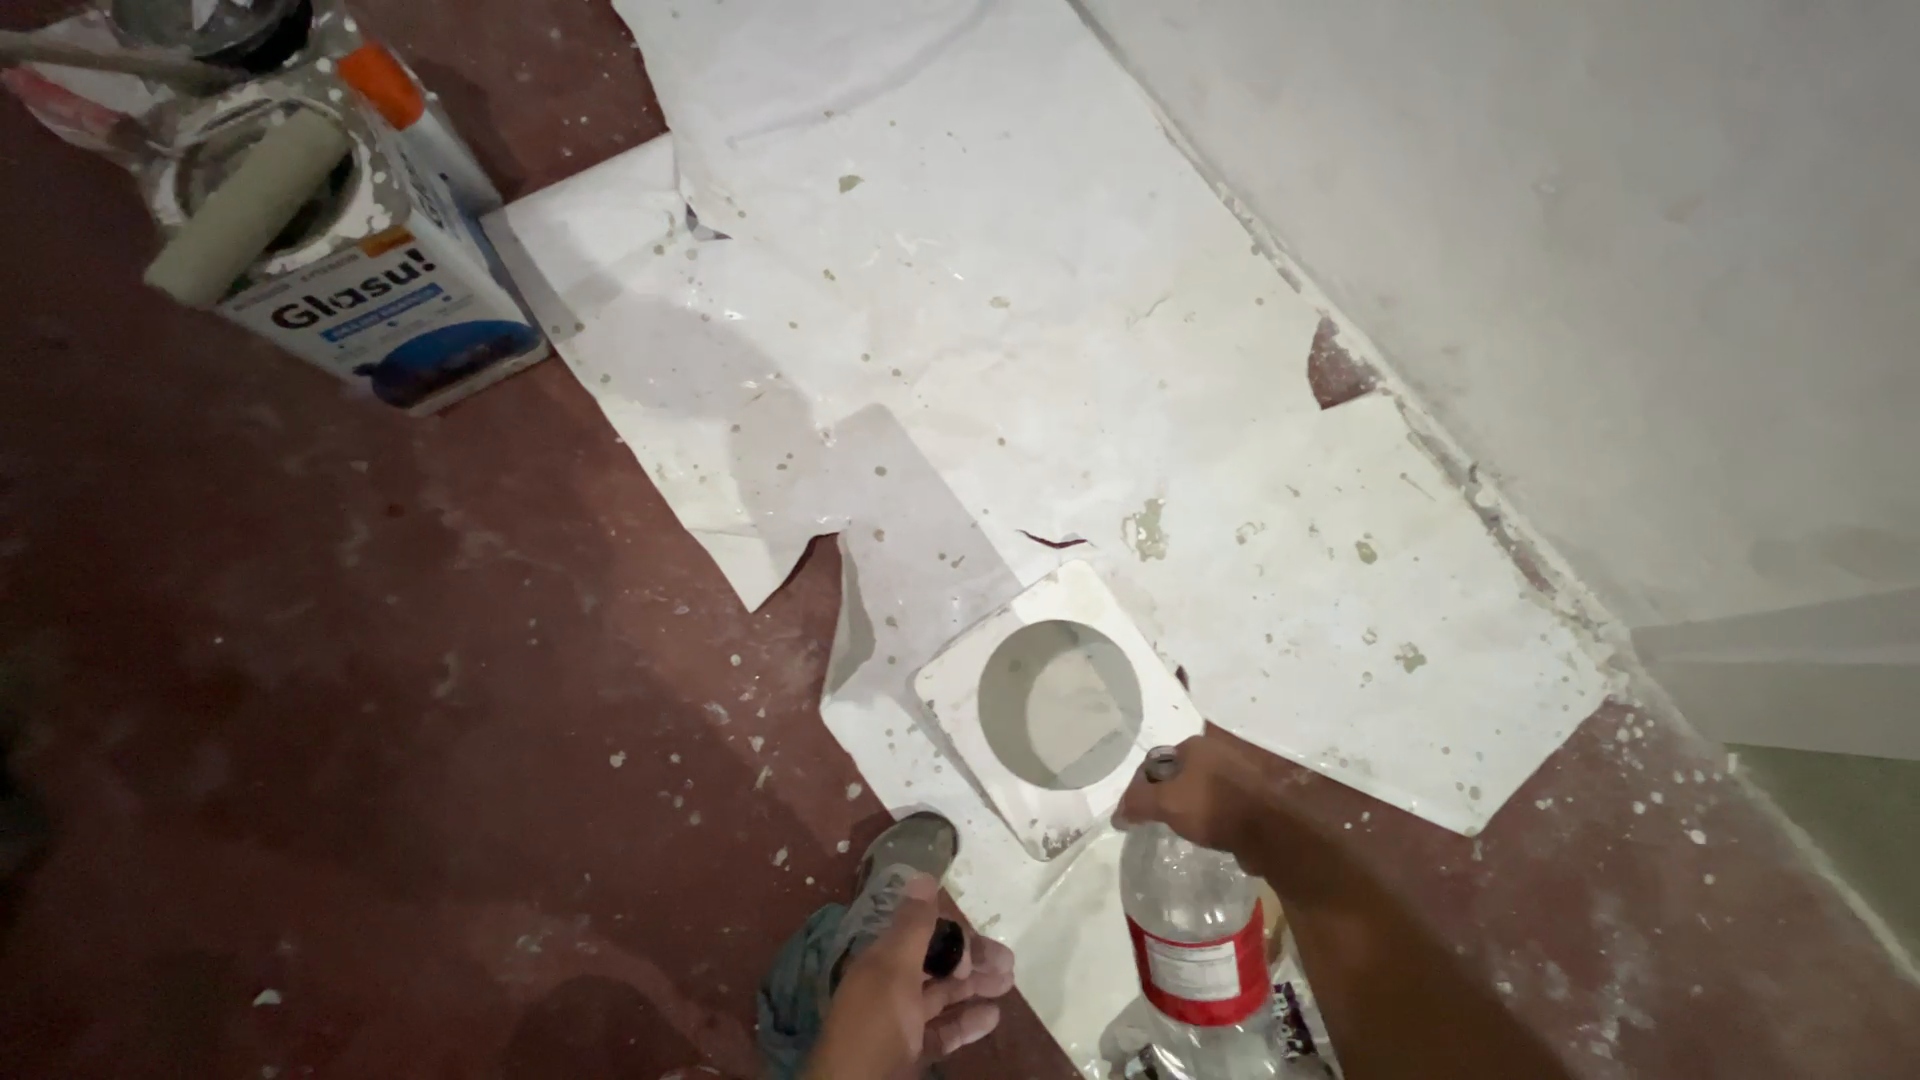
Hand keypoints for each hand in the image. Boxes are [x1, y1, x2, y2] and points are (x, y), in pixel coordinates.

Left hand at [807, 874, 1016, 1079]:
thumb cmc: (873, 1026)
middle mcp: (891, 986)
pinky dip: (967, 1022)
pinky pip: (943, 1031)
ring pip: (944, 995)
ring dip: (976, 987)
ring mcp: (902, 1022)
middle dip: (974, 961)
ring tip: (1008, 985)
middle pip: (938, 964)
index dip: (954, 937)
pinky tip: (992, 1017)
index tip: (979, 950)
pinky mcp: (911, 1053)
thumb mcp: (893, 970)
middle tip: (1010, 965)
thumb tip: (924, 874)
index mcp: (882, 960)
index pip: (924, 935)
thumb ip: (913, 926)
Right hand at [1114, 731, 1266, 853]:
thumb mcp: (1165, 803)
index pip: (1154, 762)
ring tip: (1181, 829)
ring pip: (1200, 789)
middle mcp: (1217, 752)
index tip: (1133, 813)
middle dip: (1164, 795)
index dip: (1139, 787)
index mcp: (1194, 745)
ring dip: (1188, 806)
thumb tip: (1116, 814)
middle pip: (1177, 774)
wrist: (1270, 830)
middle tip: (1155, 820)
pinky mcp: (1253, 796)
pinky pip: (1221, 804)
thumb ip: (1137, 804)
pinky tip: (1208, 833)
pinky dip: (1211, 816)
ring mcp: (1238, 773)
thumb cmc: (1212, 807)